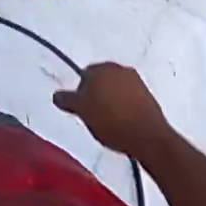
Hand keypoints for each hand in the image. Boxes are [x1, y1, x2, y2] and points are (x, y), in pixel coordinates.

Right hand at [53, 62, 172, 157]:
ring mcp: (137, 82)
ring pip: (116, 88)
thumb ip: (68, 100)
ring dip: (111, 100)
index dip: (80, 92)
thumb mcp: (82, 112)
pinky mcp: (149, 96)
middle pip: (102, 79)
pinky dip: (124, 106)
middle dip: (96, 93)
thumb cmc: (111, 121)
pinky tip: (122, 122)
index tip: (81, 108)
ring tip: (108, 121)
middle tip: (92, 114)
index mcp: (103, 68)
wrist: (147, 137)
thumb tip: (56, 95)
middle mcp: (121, 69)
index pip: (85, 75)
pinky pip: (130, 97)